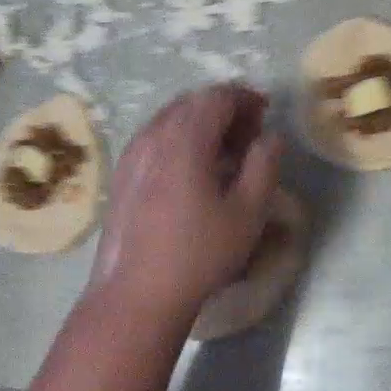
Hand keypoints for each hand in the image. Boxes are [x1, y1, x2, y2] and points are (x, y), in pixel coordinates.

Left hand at [88, 83, 283, 320]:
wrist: (137, 294)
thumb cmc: (199, 253)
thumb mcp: (248, 212)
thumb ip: (264, 165)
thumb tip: (270, 137)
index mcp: (185, 139)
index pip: (217, 96)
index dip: (245, 98)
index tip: (266, 115)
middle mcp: (152, 136)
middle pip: (191, 103)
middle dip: (224, 110)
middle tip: (249, 136)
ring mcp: (131, 155)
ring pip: (169, 120)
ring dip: (200, 125)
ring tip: (224, 155)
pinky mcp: (120, 176)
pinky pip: (154, 139)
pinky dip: (178, 141)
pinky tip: (192, 173)